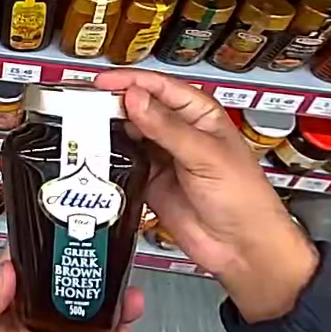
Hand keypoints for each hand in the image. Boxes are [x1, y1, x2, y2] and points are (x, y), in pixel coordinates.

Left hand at [0, 253, 142, 331]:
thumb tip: (7, 268)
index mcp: (10, 301)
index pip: (34, 268)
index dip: (50, 250)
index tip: (69, 232)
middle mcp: (36, 318)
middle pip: (68, 290)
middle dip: (90, 276)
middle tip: (110, 261)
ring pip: (88, 319)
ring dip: (111, 306)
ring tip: (129, 294)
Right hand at [95, 69, 319, 321]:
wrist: (242, 250)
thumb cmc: (245, 199)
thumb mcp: (205, 156)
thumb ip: (167, 126)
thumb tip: (134, 97)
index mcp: (198, 114)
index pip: (159, 86)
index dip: (129, 81)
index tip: (103, 83)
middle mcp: (178, 130)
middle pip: (138, 105)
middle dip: (113, 102)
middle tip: (85, 103)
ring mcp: (162, 154)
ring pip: (128, 131)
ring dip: (109, 128)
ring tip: (85, 125)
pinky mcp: (149, 178)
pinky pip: (122, 160)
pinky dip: (108, 156)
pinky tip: (97, 153)